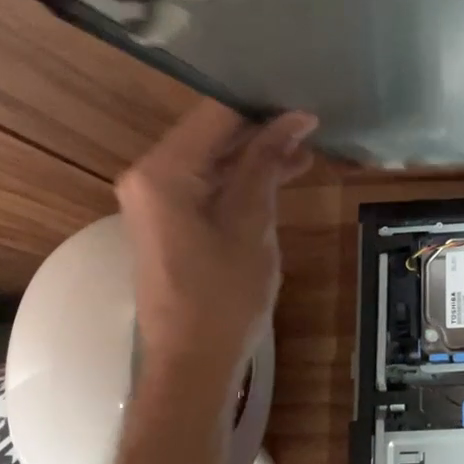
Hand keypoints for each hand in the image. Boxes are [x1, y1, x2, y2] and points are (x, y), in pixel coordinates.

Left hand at [115, 102, 317, 384]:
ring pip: (212, 159)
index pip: (215, 115)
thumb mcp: (251, 223)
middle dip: (261, 129)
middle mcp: (149, 177)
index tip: (306, 102)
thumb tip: (295, 117)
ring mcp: (156, 199)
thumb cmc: (223, 295)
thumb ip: (266, 163)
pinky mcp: (168, 220)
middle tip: (313, 124)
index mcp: (162, 172)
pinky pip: (207, 183)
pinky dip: (241, 179)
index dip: (263, 106)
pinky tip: (282, 175)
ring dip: (256, 155)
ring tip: (307, 150)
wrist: (193, 361)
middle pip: (210, 134)